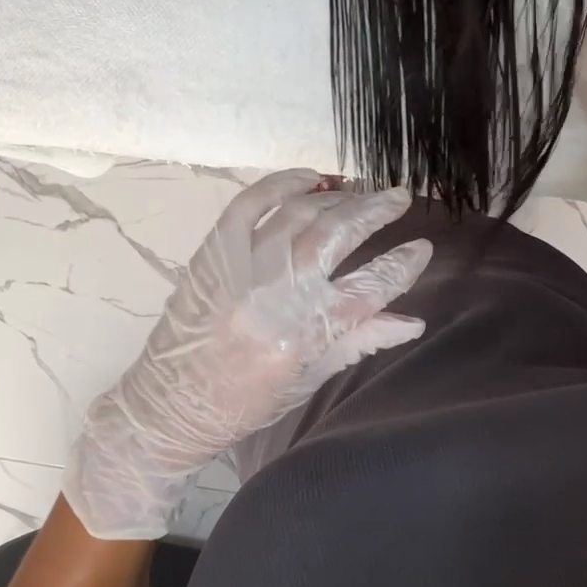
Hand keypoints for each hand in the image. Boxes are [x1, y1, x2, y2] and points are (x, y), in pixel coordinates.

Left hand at [63, 170, 433, 539]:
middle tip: (399, 197)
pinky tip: (310, 179)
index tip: (421, 248)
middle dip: (374, 212)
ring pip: (300, 213)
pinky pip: (251, 203)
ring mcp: (240, 267)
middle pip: (336, 236)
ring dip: (337, 197)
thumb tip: (413, 320)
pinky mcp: (213, 251)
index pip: (367, 289)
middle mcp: (273, 294)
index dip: (400, 266)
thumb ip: (358, 341)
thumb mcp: (306, 381)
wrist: (166, 407)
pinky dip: (282, 183)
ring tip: (362, 192)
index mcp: (302, 335)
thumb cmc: (243, 405)